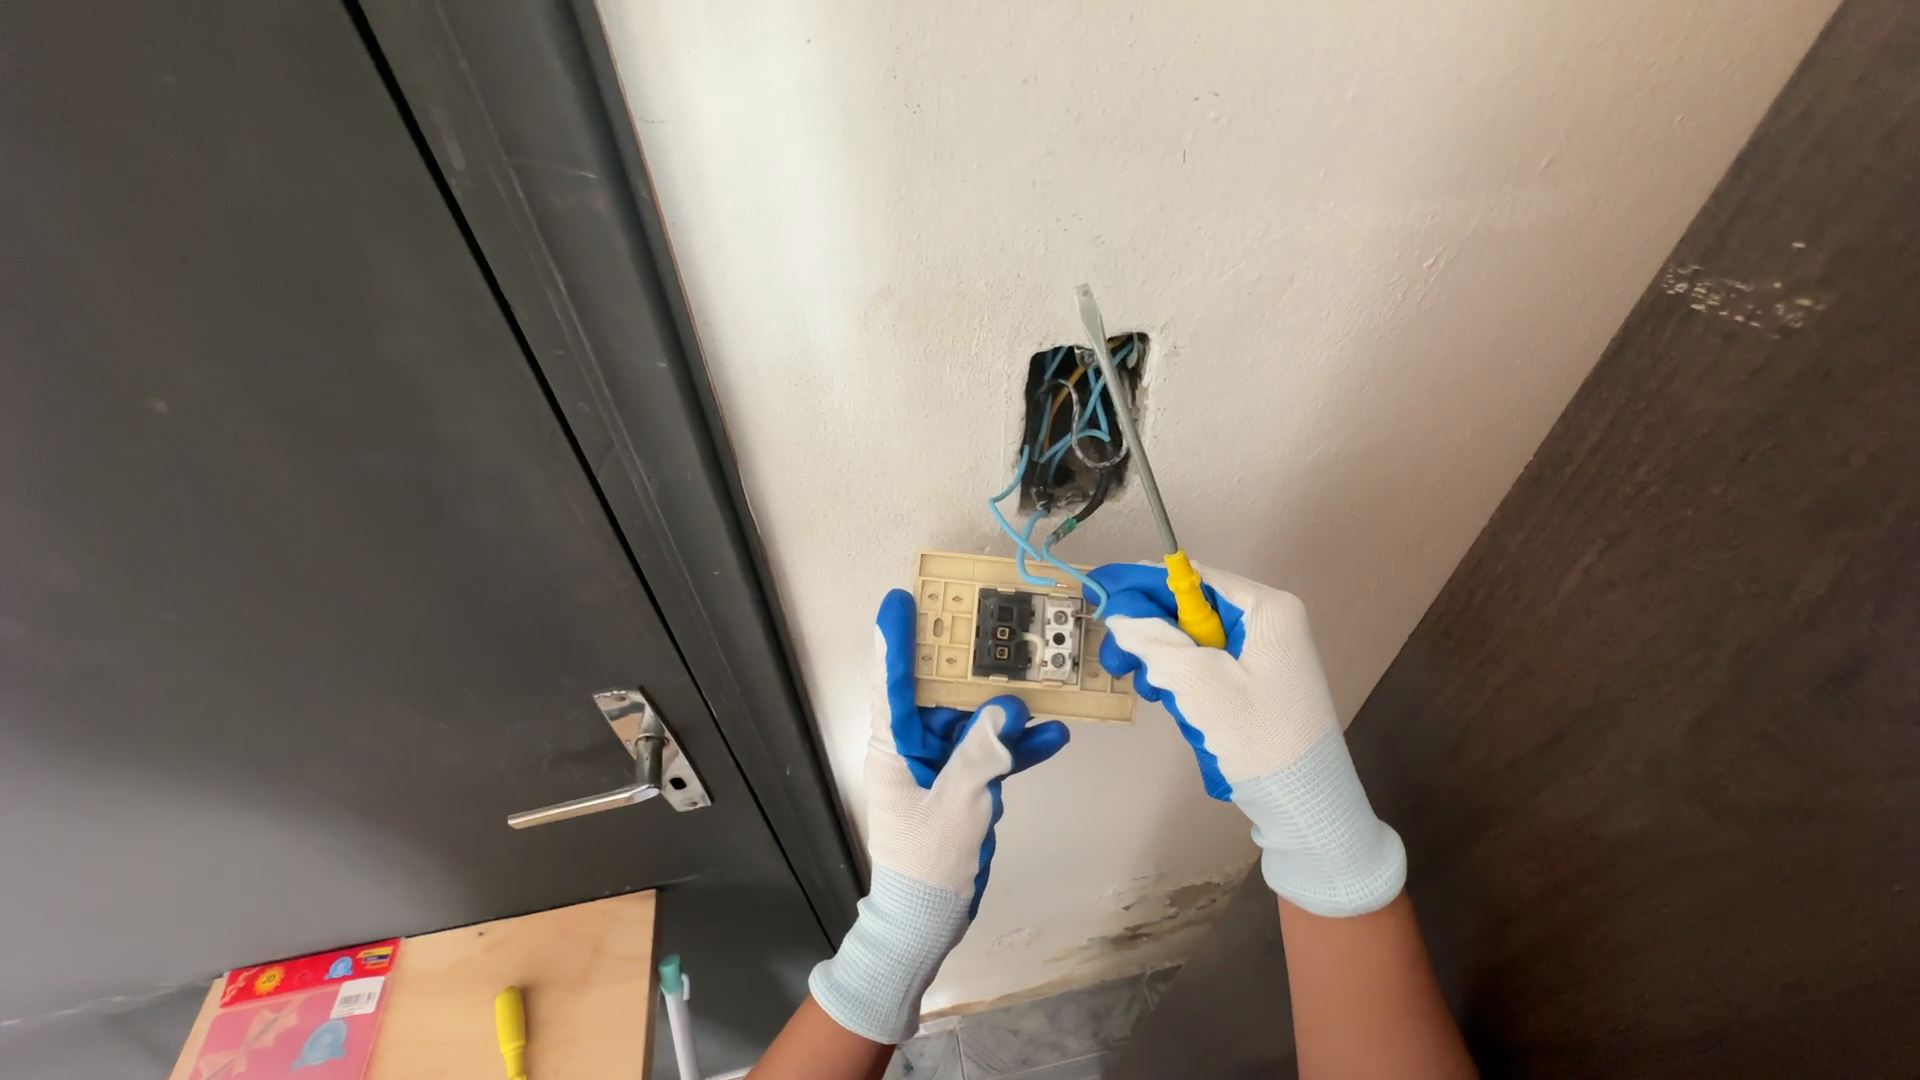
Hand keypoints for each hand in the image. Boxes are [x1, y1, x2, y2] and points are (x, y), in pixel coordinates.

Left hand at [808, 589, 1070, 1043]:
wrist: (928, 921)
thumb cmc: (926, 865)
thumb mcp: (955, 807)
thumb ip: (980, 755)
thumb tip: (1006, 708)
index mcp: (893, 747)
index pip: (891, 685)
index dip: (894, 640)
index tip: (898, 600)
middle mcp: (913, 747)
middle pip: (938, 693)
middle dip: (964, 661)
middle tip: (989, 621)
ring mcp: (940, 765)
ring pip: (972, 720)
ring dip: (1003, 706)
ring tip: (1037, 675)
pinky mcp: (963, 783)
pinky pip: (990, 755)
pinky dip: (1017, 748)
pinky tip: (1053, 735)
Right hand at [1089, 563, 1404, 916]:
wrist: (1307, 806)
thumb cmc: (1257, 735)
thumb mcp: (1197, 682)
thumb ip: (1153, 639)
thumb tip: (1120, 612)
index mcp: (1266, 608)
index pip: (1193, 578)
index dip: (1145, 587)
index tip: (1106, 600)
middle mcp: (1268, 622)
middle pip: (1190, 611)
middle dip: (1153, 636)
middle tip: (1118, 665)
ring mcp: (1265, 654)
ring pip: (1194, 642)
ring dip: (1166, 665)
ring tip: (1155, 696)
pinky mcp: (1258, 683)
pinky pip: (1209, 667)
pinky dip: (1186, 683)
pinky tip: (1177, 707)